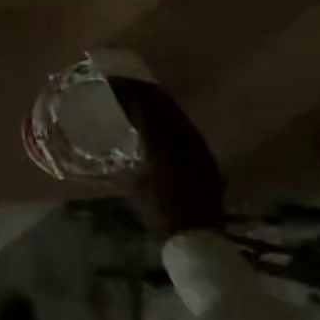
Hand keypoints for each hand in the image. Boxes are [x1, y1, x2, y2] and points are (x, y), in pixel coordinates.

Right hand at [109, 77, 227, 236]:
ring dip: (159, 102)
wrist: (197, 237)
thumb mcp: (136, 185)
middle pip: (164, 106)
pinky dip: (171, 118)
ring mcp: (199, 148)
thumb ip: (129, 162)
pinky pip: (186, 127)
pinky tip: (163, 121)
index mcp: (164, 143)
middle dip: (144, 91)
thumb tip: (117, 147)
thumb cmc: (160, 213)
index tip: (113, 83)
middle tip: (126, 83)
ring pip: (177, 115)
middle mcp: (185, 139)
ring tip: (142, 95)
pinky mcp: (206, 158)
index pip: (146, 108)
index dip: (129, 92)